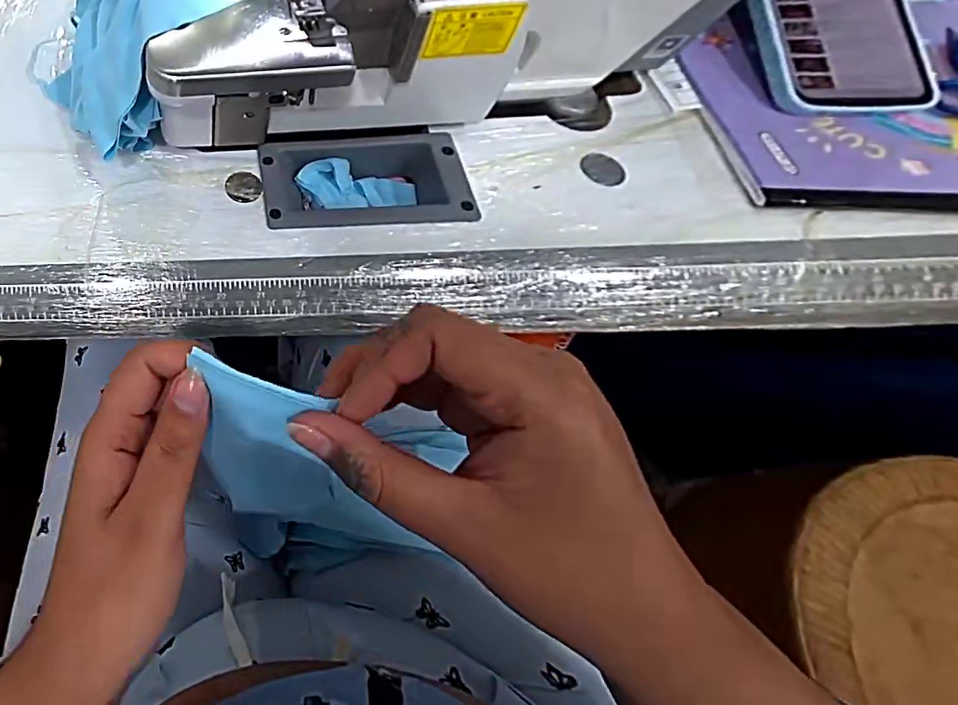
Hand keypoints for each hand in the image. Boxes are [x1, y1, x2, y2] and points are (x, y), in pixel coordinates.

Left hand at [0, 340, 208, 704]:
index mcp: (106, 437)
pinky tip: (219, 447)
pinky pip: (166, 438)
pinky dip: (193, 433)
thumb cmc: (113, 596)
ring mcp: (124, 460)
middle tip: (239, 402)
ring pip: (160, 407)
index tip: (225, 380)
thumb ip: (173, 447)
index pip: (140, 365)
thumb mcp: (151, 518)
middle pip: (150, 380)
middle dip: (194, 377)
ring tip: (237, 420)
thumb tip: (194, 381)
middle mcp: (112, 439)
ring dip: (197, 405)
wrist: (86, 656)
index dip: (180, 359)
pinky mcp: (138, 481)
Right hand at [286, 306, 832, 704]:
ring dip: (389, 378)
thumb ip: (377, 472)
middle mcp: (540, 367)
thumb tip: (304, 429)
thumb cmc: (569, 578)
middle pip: (434, 335)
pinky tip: (388, 417)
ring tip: (351, 415)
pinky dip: (414, 393)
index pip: (436, 335)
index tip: (341, 416)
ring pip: (439, 352)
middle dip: (375, 367)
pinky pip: (456, 377)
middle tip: (333, 413)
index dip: (378, 365)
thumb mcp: (463, 527)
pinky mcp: (527, 399)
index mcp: (539, 388)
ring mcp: (536, 380)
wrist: (653, 622)